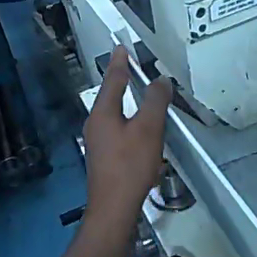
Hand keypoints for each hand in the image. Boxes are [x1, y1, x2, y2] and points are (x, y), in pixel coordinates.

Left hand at [84, 47, 173, 225]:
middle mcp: (95, 125)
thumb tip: (160, 80)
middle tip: (129, 66)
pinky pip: (117, 130)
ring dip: (125, 101)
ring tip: (136, 92)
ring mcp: (97, 143)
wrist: (114, 209)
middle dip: (119, 80)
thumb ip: (155, 102)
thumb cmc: (130, 166)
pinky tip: (138, 128)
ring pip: (112, 114)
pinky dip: (128, 120)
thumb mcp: (148, 129)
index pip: (112, 80)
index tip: (121, 47)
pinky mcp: (104, 158)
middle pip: (109, 96)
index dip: (119, 63)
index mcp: (102, 113)